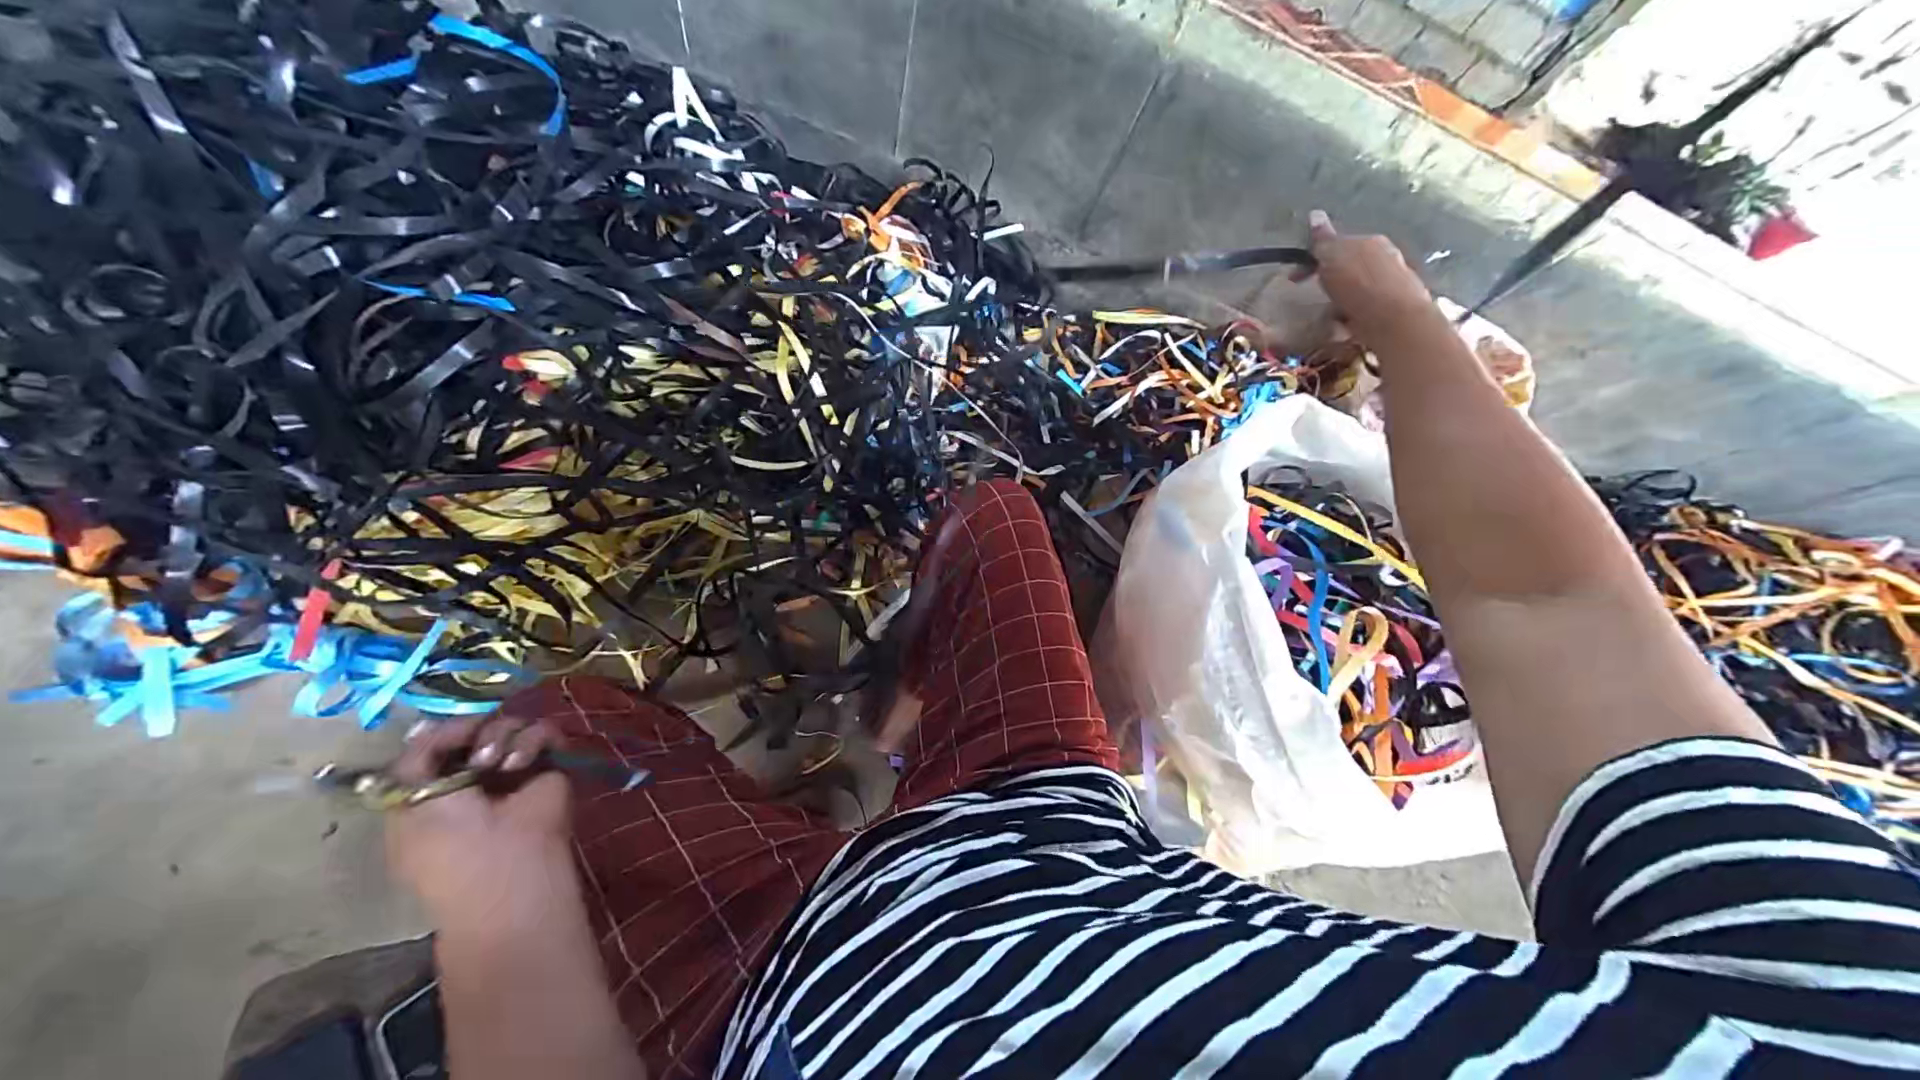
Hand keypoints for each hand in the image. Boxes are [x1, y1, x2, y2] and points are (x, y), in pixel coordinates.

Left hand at [385, 712, 575, 931]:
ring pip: (510, 723)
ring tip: (498, 762)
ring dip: (501, 736)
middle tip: (476, 754)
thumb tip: (430, 723)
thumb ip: (414, 757)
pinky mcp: (551, 764)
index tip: (442, 733)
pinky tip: (521, 762)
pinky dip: (533, 740)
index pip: (442, 739)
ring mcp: (516, 766)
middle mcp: (478, 771)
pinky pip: (544, 732)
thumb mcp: (408, 803)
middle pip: (477, 725)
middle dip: (473, 732)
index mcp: (438, 785)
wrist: (506, 864)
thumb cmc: (446, 846)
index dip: (442, 730)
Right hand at [1308, 210, 1437, 339]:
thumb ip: (1322, 240)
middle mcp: (1385, 256)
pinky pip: (1364, 307)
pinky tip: (1346, 324)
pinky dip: (1353, 313)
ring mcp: (1392, 280)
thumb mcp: (1333, 258)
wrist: (1394, 319)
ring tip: (1329, 314)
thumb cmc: (1359, 286)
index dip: (1312, 259)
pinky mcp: (1394, 306)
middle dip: (1330, 278)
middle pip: (1348, 265)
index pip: (1336, 244)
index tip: (1294, 278)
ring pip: (1356, 287)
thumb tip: (1315, 213)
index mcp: (1369, 240)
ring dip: (1341, 298)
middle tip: (1314, 295)